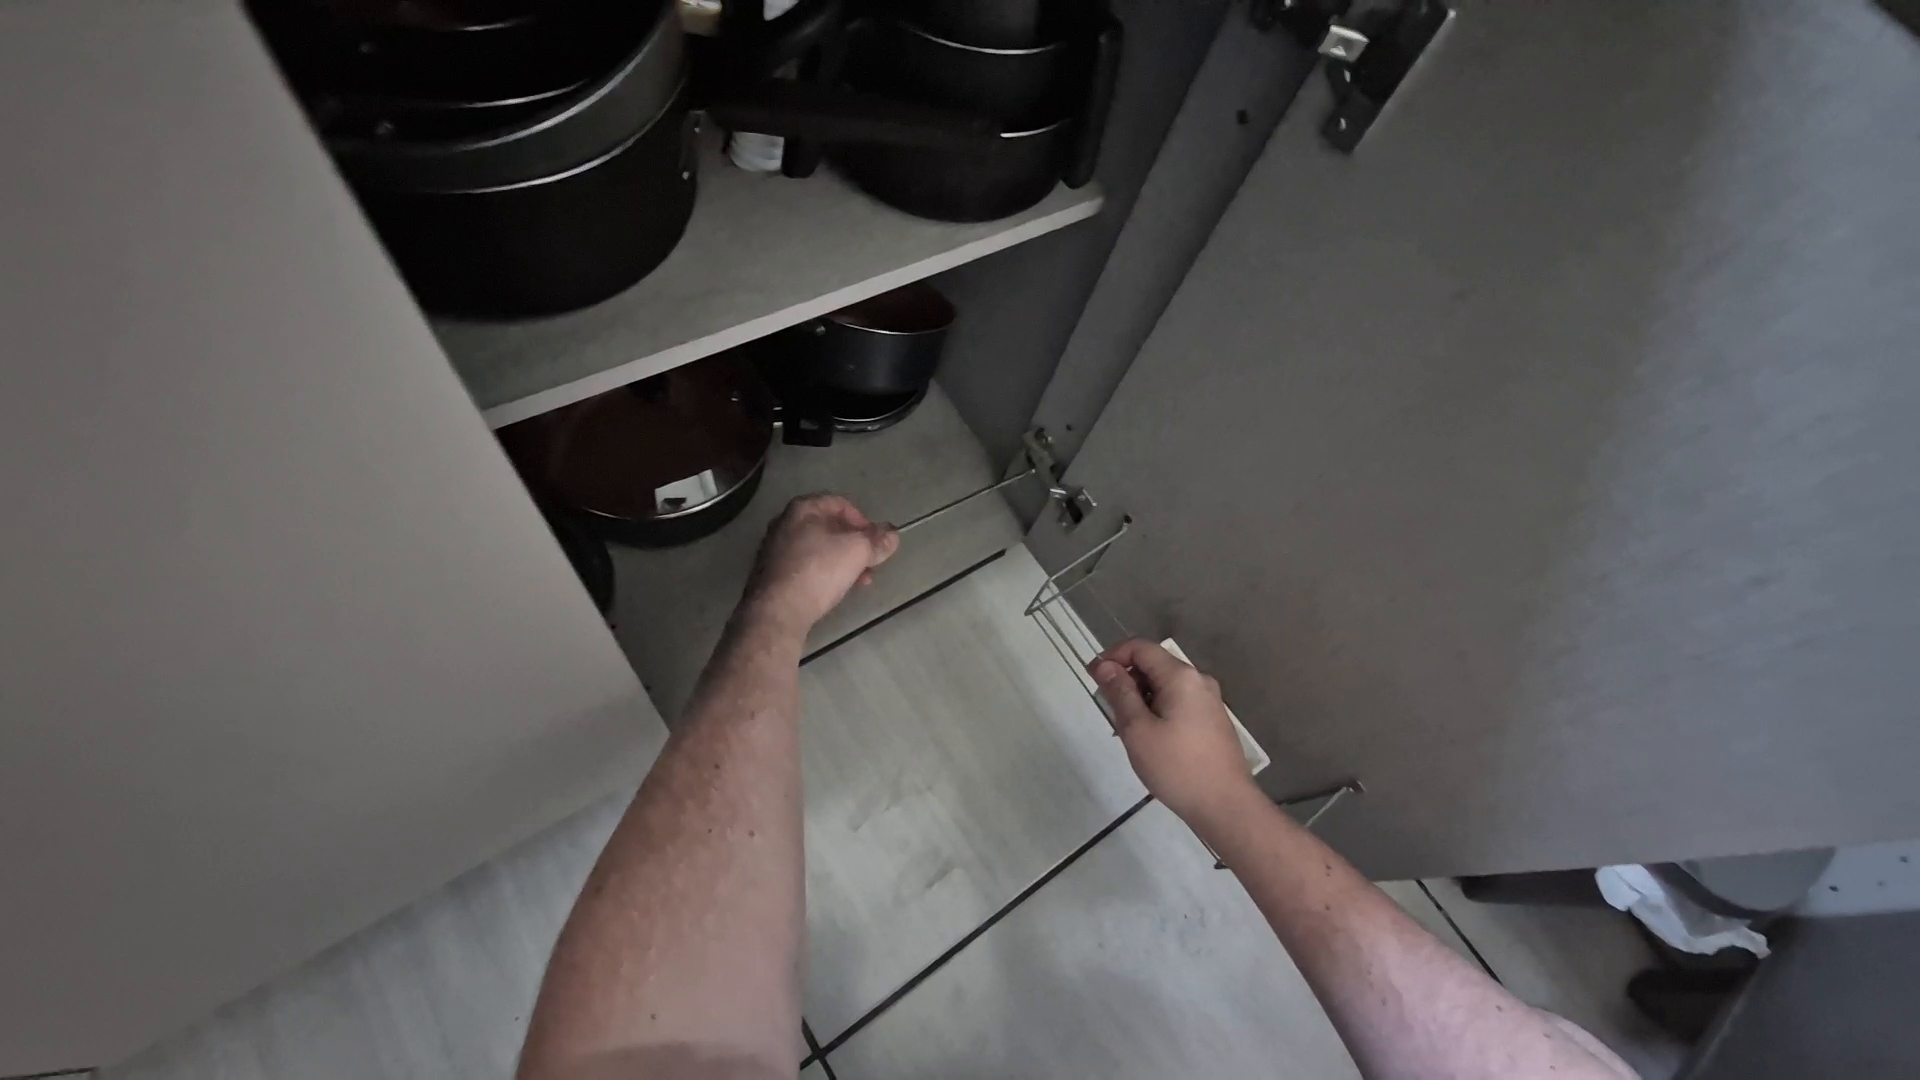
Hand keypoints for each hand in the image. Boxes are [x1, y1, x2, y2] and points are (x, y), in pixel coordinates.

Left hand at [742, 494, 898, 632]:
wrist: (777, 610)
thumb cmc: (818, 570)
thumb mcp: (858, 551)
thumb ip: (878, 541)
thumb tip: (893, 535)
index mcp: (802, 509)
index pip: (840, 503)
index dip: (863, 520)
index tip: (876, 541)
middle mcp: (784, 523)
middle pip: (828, 527)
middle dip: (855, 544)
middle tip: (871, 562)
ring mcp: (774, 549)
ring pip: (818, 549)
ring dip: (843, 561)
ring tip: (859, 580)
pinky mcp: (771, 574)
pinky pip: (805, 566)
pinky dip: (824, 573)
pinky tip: (836, 590)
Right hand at [1089, 639, 1258, 825]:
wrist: (1226, 806)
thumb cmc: (1177, 767)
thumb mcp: (1138, 729)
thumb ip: (1120, 692)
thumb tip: (1104, 666)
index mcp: (1181, 676)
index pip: (1140, 648)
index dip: (1113, 656)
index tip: (1093, 677)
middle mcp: (1199, 681)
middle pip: (1154, 665)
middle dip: (1126, 680)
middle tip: (1108, 709)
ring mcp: (1209, 701)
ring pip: (1165, 685)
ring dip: (1140, 697)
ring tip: (1127, 729)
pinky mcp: (1213, 720)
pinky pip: (1178, 702)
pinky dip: (1157, 709)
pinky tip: (1150, 738)